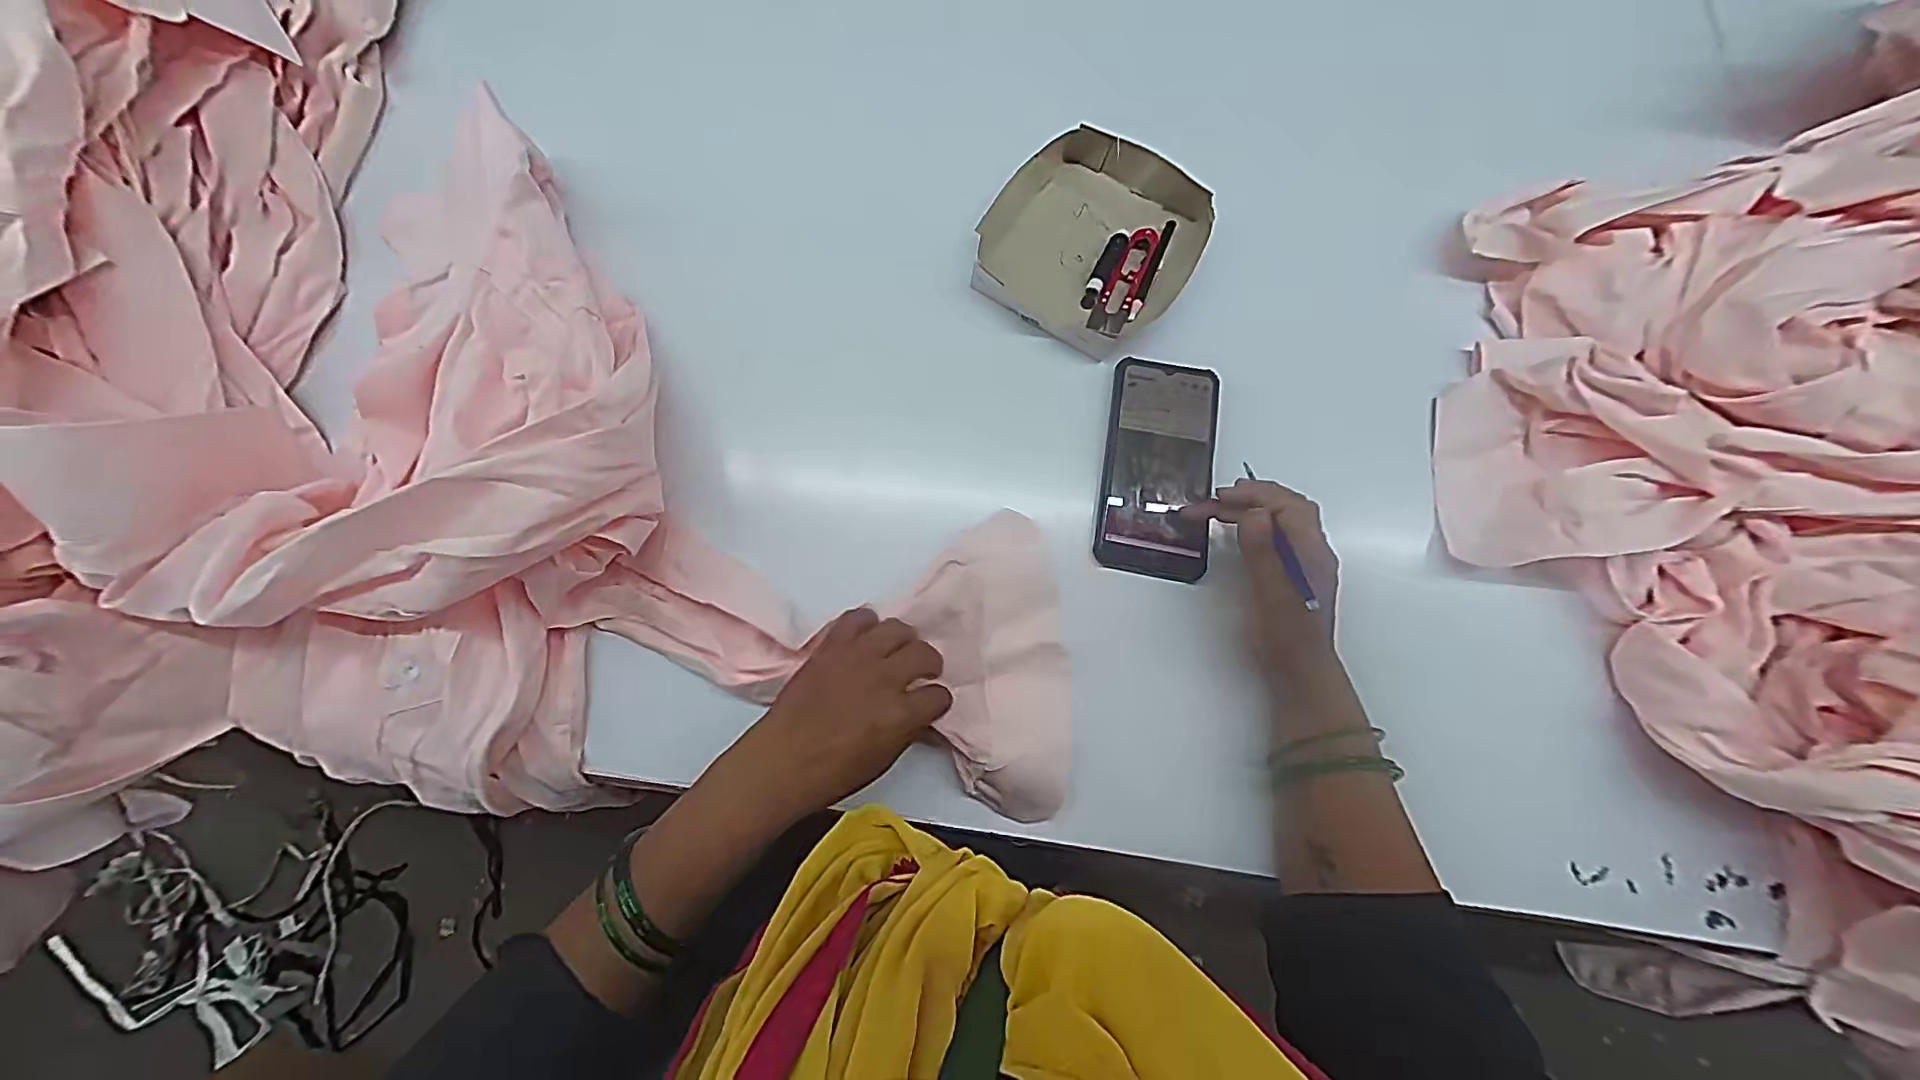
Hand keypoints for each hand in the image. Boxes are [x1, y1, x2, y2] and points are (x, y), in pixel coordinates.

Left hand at [716, 608, 952, 826]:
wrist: (782, 760)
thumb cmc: (831, 772)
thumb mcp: (883, 759)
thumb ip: (907, 729)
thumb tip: (918, 714)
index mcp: (900, 714)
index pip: (938, 696)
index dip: (936, 701)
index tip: (930, 703)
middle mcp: (884, 679)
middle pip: (924, 653)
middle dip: (929, 664)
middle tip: (922, 671)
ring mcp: (857, 657)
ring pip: (897, 628)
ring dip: (903, 640)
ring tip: (895, 651)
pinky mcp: (832, 646)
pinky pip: (858, 617)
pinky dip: (867, 625)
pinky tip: (865, 639)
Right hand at [1185, 478, 1340, 671]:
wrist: (1301, 673)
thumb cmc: (1287, 639)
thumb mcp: (1271, 594)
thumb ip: (1264, 552)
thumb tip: (1255, 513)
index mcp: (1311, 552)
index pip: (1286, 505)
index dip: (1253, 495)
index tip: (1220, 498)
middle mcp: (1312, 552)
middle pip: (1287, 508)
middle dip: (1251, 496)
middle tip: (1215, 500)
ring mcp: (1305, 562)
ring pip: (1282, 520)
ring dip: (1251, 509)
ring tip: (1218, 510)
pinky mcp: (1293, 573)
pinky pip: (1278, 535)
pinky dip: (1255, 525)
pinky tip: (1237, 532)